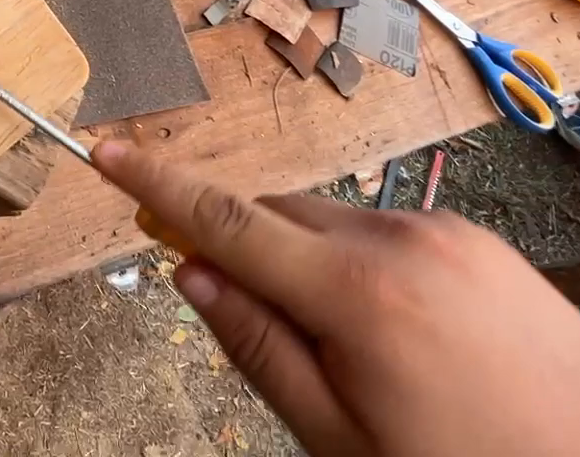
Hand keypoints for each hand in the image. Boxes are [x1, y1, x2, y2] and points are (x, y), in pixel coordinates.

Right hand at [93, 142, 579, 456]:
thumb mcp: (343, 443)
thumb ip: (258, 348)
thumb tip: (192, 275)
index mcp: (356, 294)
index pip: (225, 221)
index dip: (155, 186)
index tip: (104, 152)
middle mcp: (395, 237)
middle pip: (272, 213)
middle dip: (244, 249)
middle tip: (249, 316)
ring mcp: (442, 229)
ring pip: (323, 219)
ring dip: (301, 257)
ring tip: (346, 342)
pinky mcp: (475, 236)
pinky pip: (377, 228)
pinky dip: (352, 258)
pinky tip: (396, 326)